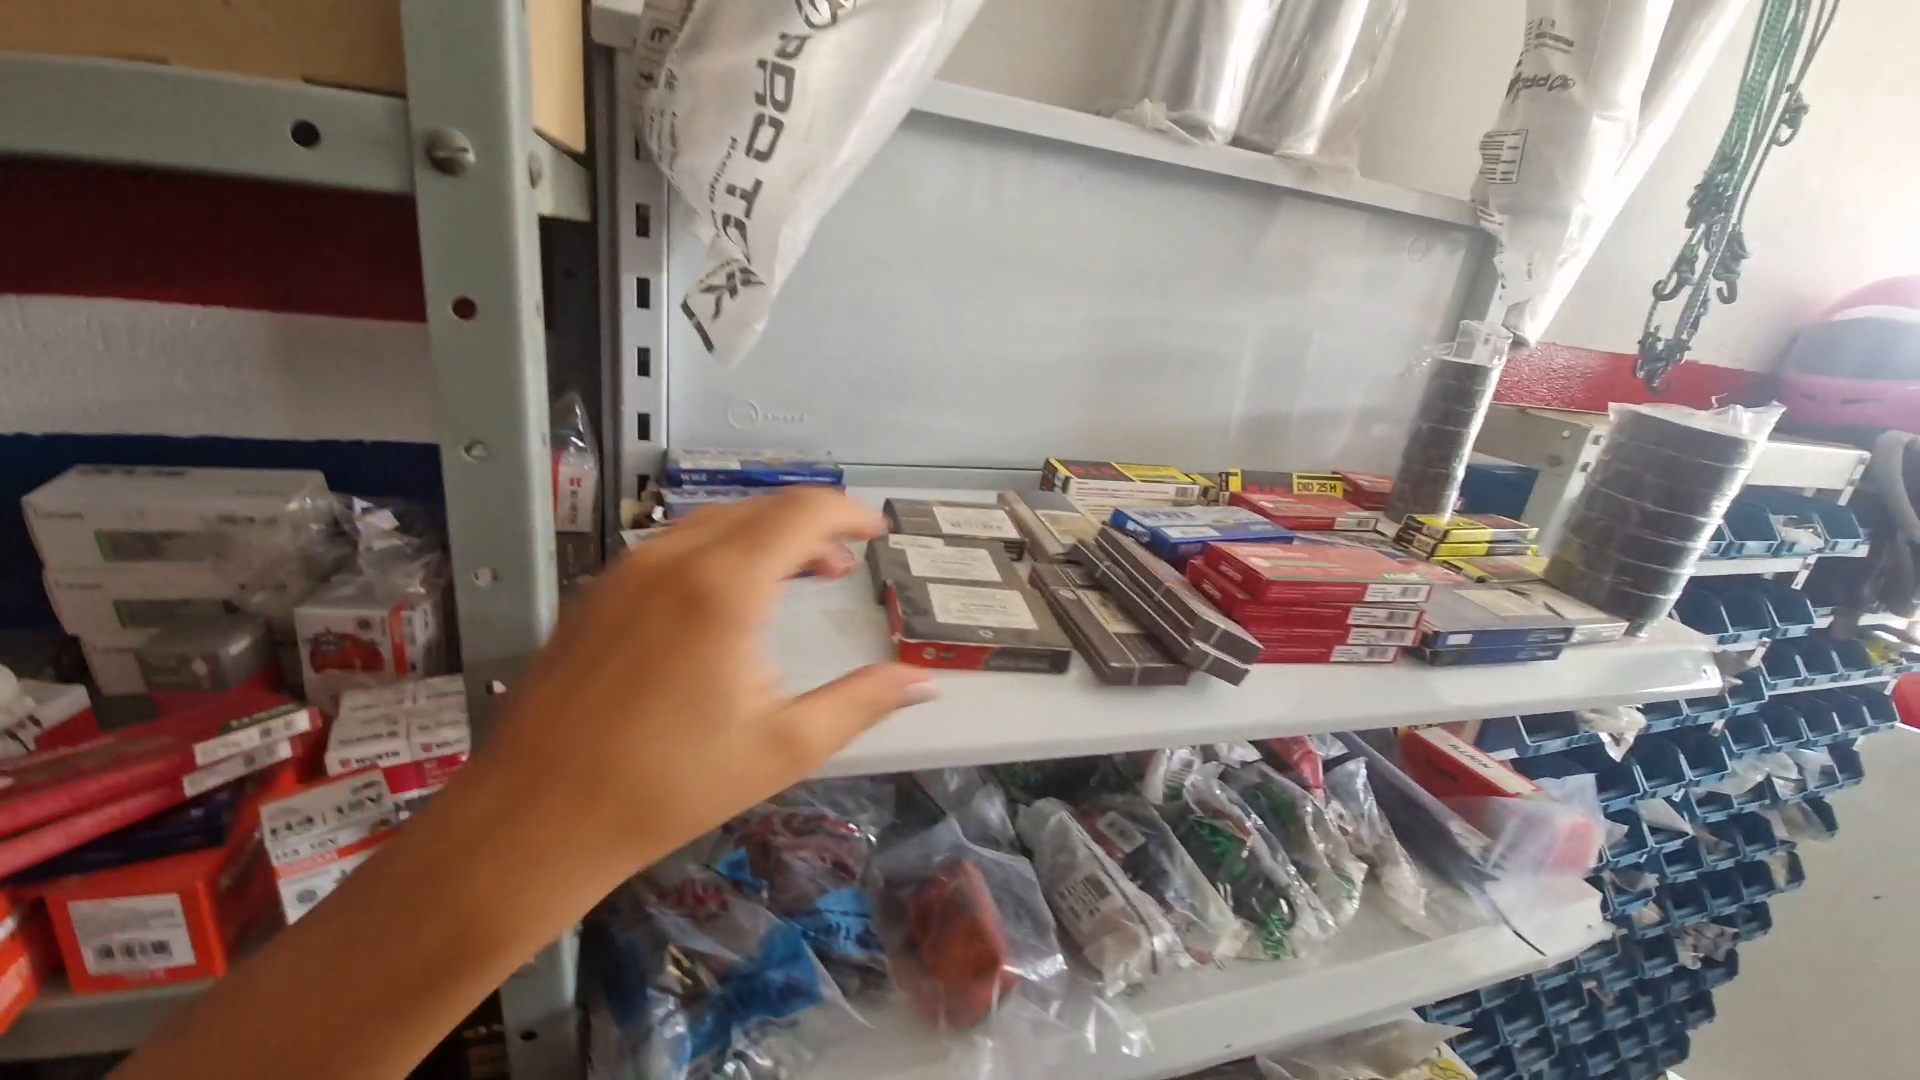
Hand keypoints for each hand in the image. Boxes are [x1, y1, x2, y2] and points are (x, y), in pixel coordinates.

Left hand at [481, 487, 935, 868]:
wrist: (536, 819)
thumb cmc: (672, 786)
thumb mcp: (784, 747)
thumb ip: (863, 702)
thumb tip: (925, 683)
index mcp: (725, 587)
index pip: (802, 513)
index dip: (848, 513)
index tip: (876, 532)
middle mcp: (673, 559)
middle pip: (759, 508)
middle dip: (812, 525)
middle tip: (846, 561)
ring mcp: (626, 571)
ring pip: (714, 522)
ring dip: (766, 536)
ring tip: (800, 575)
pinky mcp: (599, 593)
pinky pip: (674, 545)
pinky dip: (721, 550)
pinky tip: (729, 596)